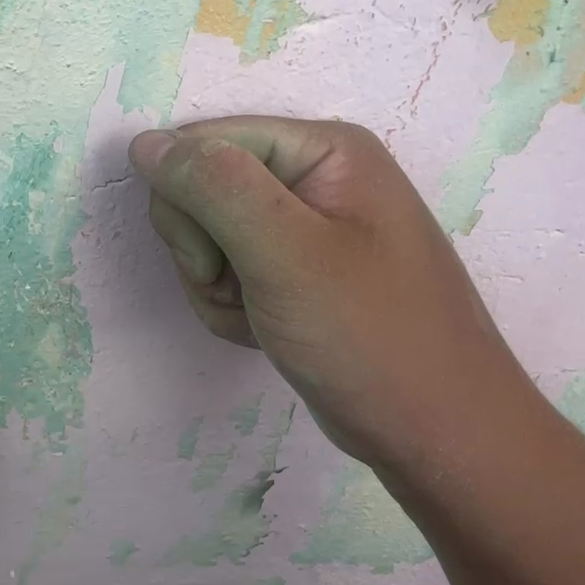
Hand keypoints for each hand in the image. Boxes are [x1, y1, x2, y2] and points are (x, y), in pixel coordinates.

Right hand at [129, 117, 530, 471]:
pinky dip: (228, 304)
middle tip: (242, 290)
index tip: (216, 260)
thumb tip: (145, 143)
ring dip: (213, 284)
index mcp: (323, 150)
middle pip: (196, 186)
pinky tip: (265, 327)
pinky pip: (223, 267)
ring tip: (261, 315)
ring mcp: (302, 222)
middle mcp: (312, 174)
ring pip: (201, 232)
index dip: (188, 200)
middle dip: (201, 249)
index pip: (201, 144)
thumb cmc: (372, 339)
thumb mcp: (285, 254)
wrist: (440, 441)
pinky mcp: (292, 265)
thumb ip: (213, 187)